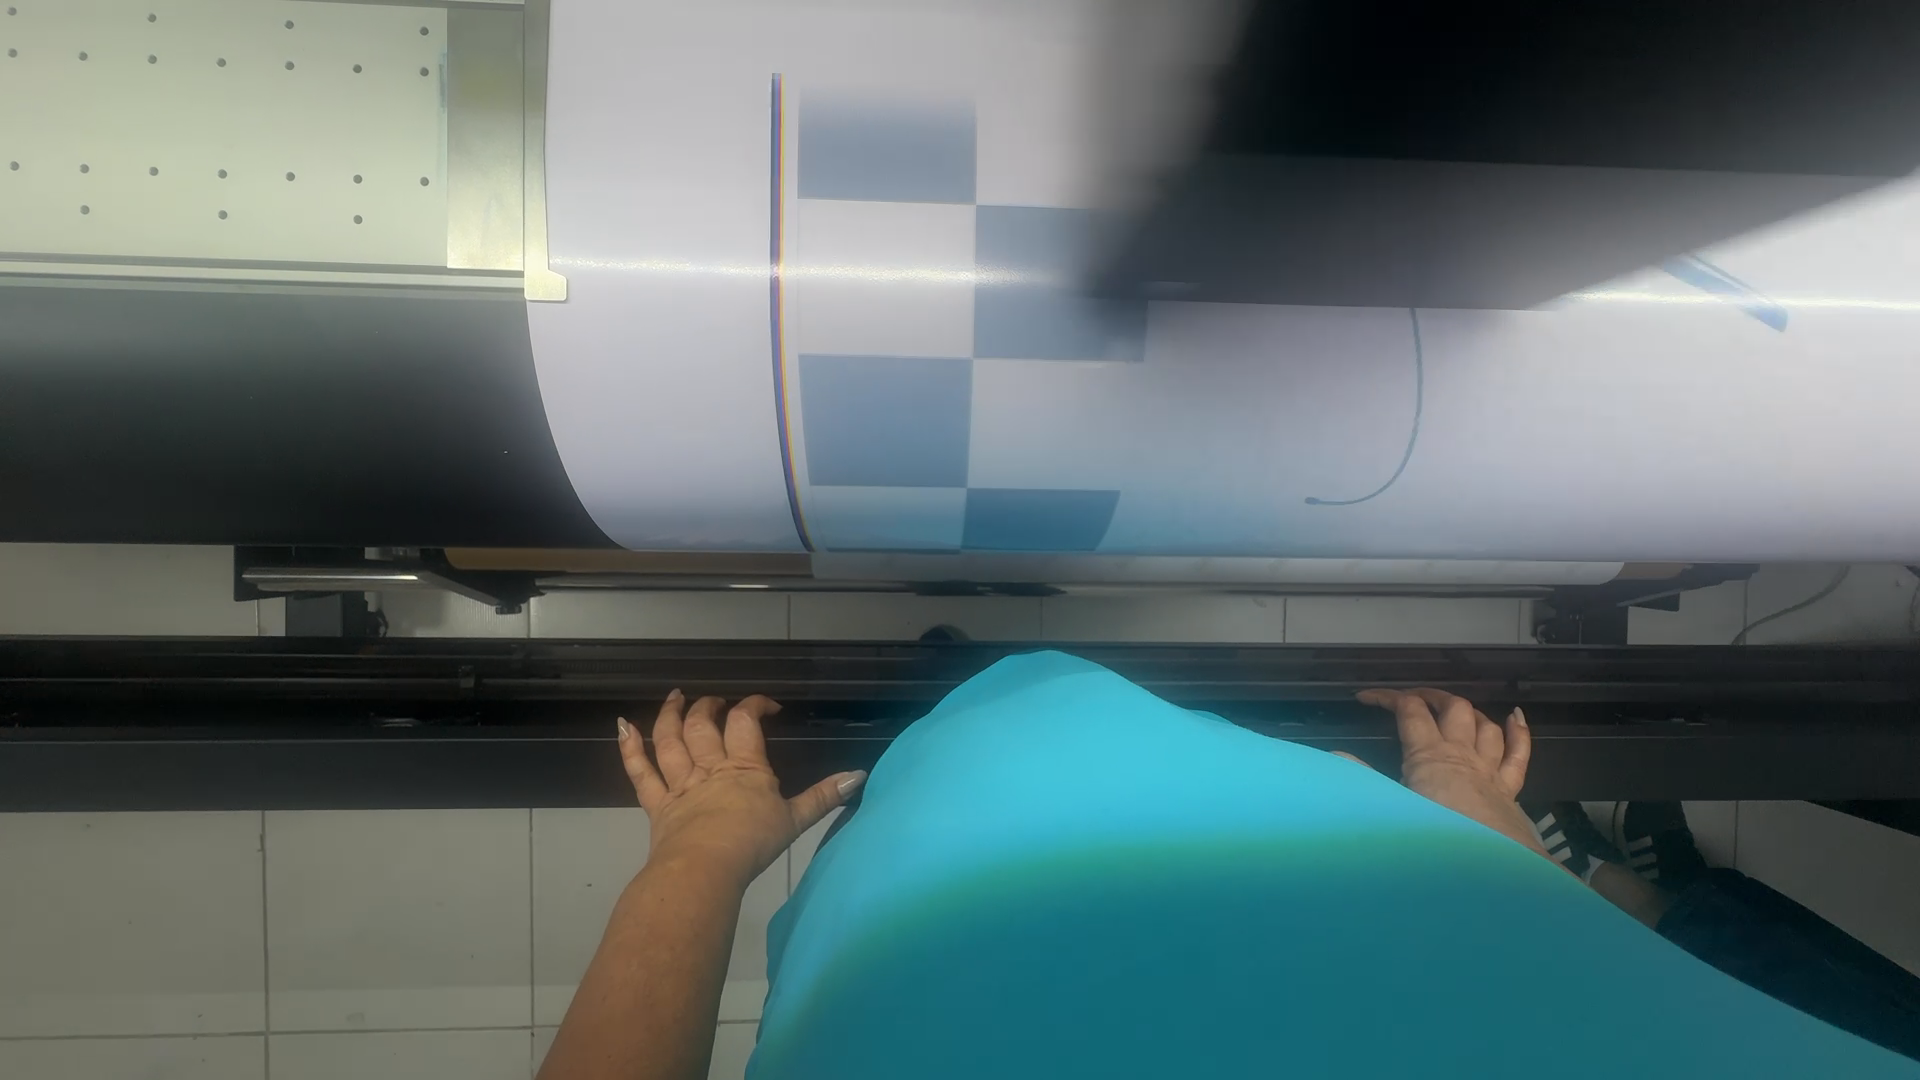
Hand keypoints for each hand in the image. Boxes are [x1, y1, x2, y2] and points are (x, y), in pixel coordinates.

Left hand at [617, 691, 866, 888]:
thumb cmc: (751, 844)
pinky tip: (622, 726)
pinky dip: (629, 748)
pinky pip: (640, 772)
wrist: (703, 872)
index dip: (756, 706)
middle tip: (716, 700)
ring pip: (671, 740)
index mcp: (745, 767)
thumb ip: (824, 796)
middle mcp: (710, 767)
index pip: (747, 721)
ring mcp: (680, 784)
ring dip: (671, 715)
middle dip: (711, 707)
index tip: (769, 706)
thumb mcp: (795, 819)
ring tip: (674, 697)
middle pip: (705, 725)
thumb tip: (858, 775)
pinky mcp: (657, 804)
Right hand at [1356, 688, 1547, 859]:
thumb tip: (1335, 755)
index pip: (1408, 709)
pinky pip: (1519, 753)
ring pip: (1484, 725)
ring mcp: (1489, 768)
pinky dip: (1519, 731)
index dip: (1385, 696)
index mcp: (1428, 753)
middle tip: (1411, 699)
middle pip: (1452, 708)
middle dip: (1430, 696)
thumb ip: (1364, 778)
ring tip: (1453, 708)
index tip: (1364, 698)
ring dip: (1468, 712)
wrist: (1491, 866)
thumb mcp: (1392, 804)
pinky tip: (1516, 717)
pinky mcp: (1510, 788)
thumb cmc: (1436, 833)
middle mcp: (1460, 752)